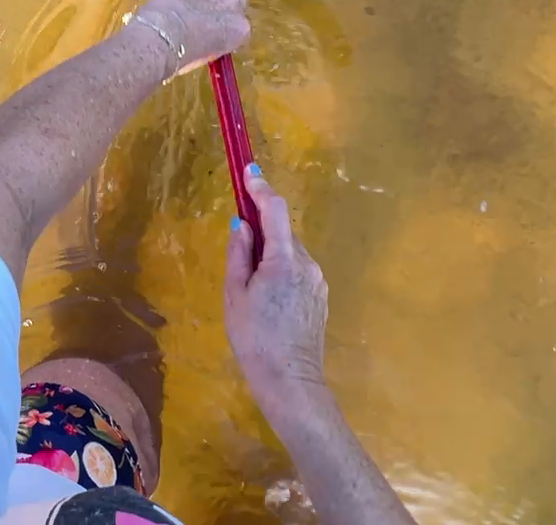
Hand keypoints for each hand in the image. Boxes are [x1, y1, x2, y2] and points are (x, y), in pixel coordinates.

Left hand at [130, 0, 250, 78]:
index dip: (229, 28)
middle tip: (217, 9)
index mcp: (239, 29)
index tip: (219, 34)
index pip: (241, 25)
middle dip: (230, 1)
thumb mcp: (208, 56)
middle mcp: (231, 5)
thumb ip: (211, 43)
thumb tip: (202, 41)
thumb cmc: (187, 56)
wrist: (168, 40)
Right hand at [224, 173, 330, 417]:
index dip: (261, 187)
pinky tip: (268, 301)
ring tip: (251, 289)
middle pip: (282, 232)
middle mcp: (307, 264)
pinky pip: (297, 270)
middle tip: (238, 253)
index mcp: (284, 259)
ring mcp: (318, 281)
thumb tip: (242, 223)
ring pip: (289, 253)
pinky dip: (281, 271)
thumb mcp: (235, 293)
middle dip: (261, 231)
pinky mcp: (320, 296)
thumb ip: (239, 253)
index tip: (248, 171)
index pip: (275, 210)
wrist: (291, 383)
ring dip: (270, 255)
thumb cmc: (255, 338)